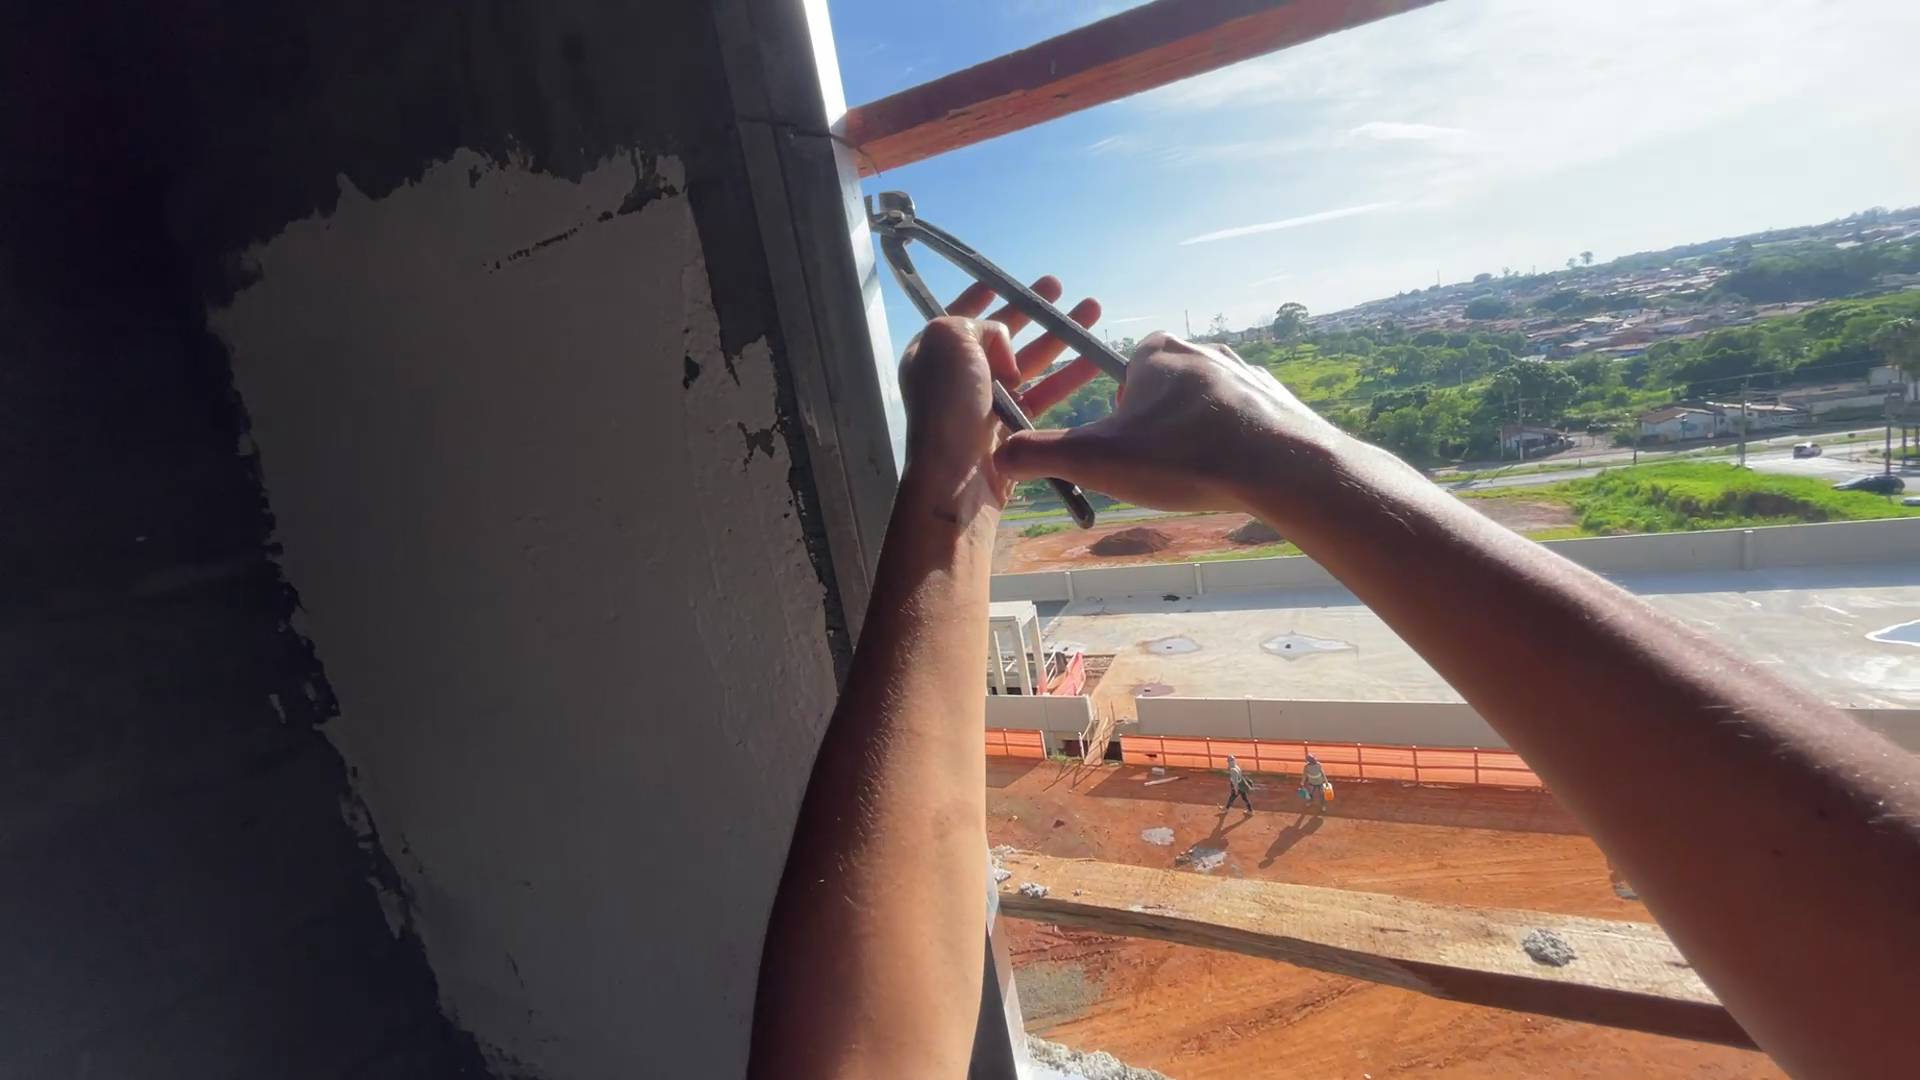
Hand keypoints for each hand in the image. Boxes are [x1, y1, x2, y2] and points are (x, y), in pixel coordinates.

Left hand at [897, 277, 1102, 509]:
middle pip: (999, 335)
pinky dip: (1069, 376)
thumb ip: (980, 323)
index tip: (998, 282)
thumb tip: (1004, 344)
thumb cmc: (946, 404)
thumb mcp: (950, 339)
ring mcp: (984, 405)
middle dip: (1031, 310)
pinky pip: (1044, 396)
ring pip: (1029, 363)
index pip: (957, 315)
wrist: (956, 476)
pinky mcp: (1011, 431)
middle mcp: (957, 377)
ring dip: (1061, 337)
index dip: (978, 295)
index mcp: (933, 352)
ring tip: (1093, 311)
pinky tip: (1095, 359)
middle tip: (1058, 287)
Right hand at [994, 332, 1348, 515]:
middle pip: (1165, 388)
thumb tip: (999, 453)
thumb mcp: (1094, 460)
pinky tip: (1234, 472)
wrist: (1282, 468)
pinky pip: (1245, 418)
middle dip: (1158, 425)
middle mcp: (1202, 351)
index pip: (1125, 371)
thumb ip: (1040, 454)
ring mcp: (1246, 372)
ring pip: (1205, 403)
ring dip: (1195, 433)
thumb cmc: (1181, 458)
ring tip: (1197, 471)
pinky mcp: (1278, 399)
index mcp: (1156, 355)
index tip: (1128, 445)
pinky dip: (1234, 442)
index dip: (1120, 413)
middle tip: (1161, 464)